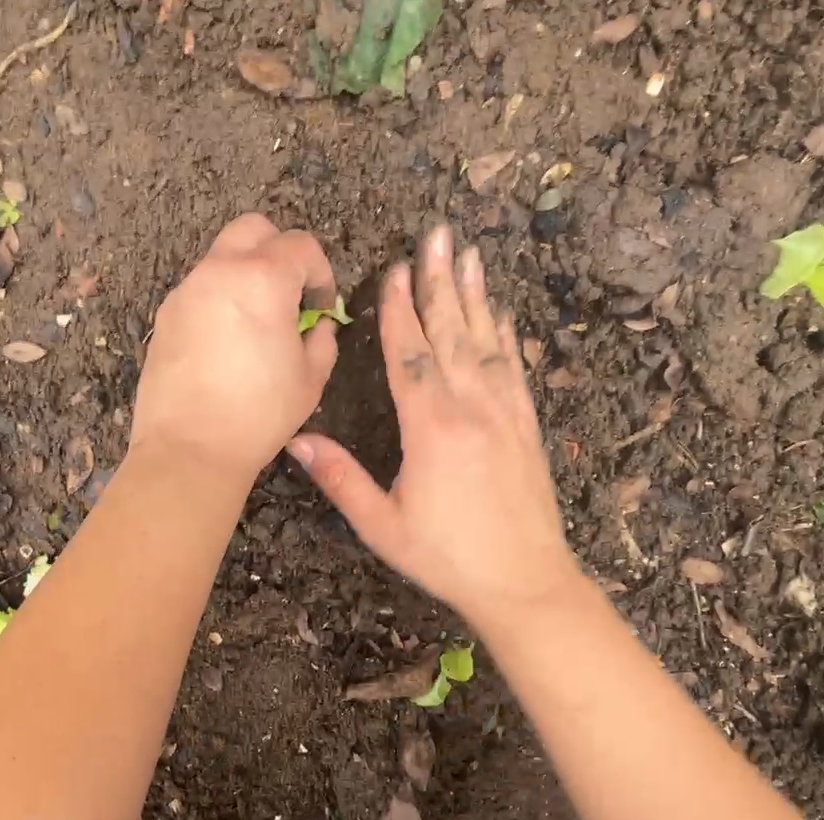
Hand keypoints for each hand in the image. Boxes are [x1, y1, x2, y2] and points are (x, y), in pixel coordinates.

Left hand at [130, 214, 340, 480]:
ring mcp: (186, 291)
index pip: (301, 245)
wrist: (189, 447)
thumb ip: (321, 340)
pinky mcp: (166, 316)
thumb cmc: (258, 415)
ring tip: (255, 324)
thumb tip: (317, 325)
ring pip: (221, 258)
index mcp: (263, 279)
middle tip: (288, 295)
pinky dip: (218, 299)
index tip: (320, 306)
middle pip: (253, 229)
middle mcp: (220, 272)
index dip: (320, 272)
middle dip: (278, 251)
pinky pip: (199, 290)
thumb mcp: (310, 379)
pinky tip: (225, 343)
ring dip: (245, 275)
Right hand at [289, 226, 581, 630]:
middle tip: (438, 233)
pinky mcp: (527, 429)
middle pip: (453, 334)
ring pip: (488, 343)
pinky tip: (502, 315)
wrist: (524, 582)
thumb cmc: (446, 558)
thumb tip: (296, 440)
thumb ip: (340, 479)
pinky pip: (515, 372)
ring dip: (476, 296)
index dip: (400, 311)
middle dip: (441, 281)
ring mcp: (506, 416)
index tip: (393, 270)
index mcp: (432, 430)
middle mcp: (473, 410)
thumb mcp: (382, 526)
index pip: (411, 356)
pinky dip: (506, 338)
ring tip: (470, 254)